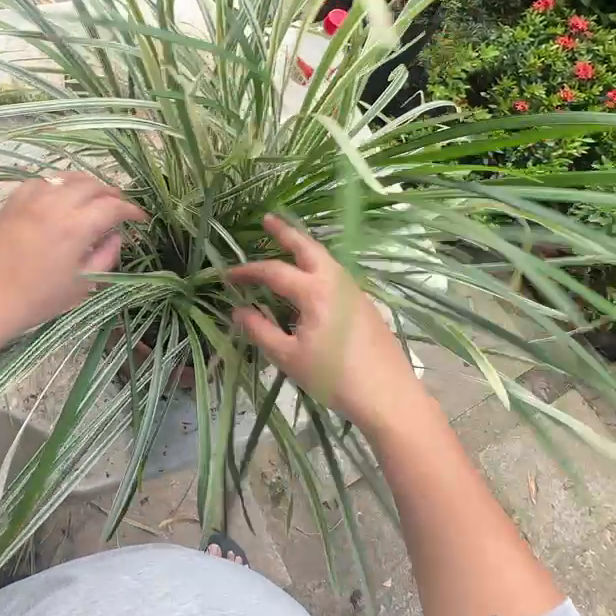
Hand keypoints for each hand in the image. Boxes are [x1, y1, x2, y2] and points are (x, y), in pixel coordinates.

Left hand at [0, 172, 145, 345]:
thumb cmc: (35, 301)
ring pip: (66, 178)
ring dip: (86, 184)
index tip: (139, 218)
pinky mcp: (11, 202)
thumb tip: (116, 236)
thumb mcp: (81, 286)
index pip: (112, 207)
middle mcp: (54, 205)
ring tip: (94, 197)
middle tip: (119, 207)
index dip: (131, 210)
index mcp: (75, 227)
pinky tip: (59, 196)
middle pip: (92, 185)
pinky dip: (57, 185)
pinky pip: (41, 182)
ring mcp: (30, 200)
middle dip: (111, 193)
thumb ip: (106, 257)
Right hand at [227, 215, 423, 431]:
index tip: (227, 275)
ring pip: (326, 259)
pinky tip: (312, 280)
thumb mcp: (288, 358)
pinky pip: (336, 274)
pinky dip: (318, 266)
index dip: (247, 271)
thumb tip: (238, 311)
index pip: (273, 272)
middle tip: (268, 219)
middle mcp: (335, 282)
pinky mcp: (365, 305)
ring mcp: (354, 292)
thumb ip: (260, 331)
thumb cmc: (335, 379)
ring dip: (305, 248)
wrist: (389, 397)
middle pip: (307, 248)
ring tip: (288, 244)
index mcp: (314, 292)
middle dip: (286, 232)